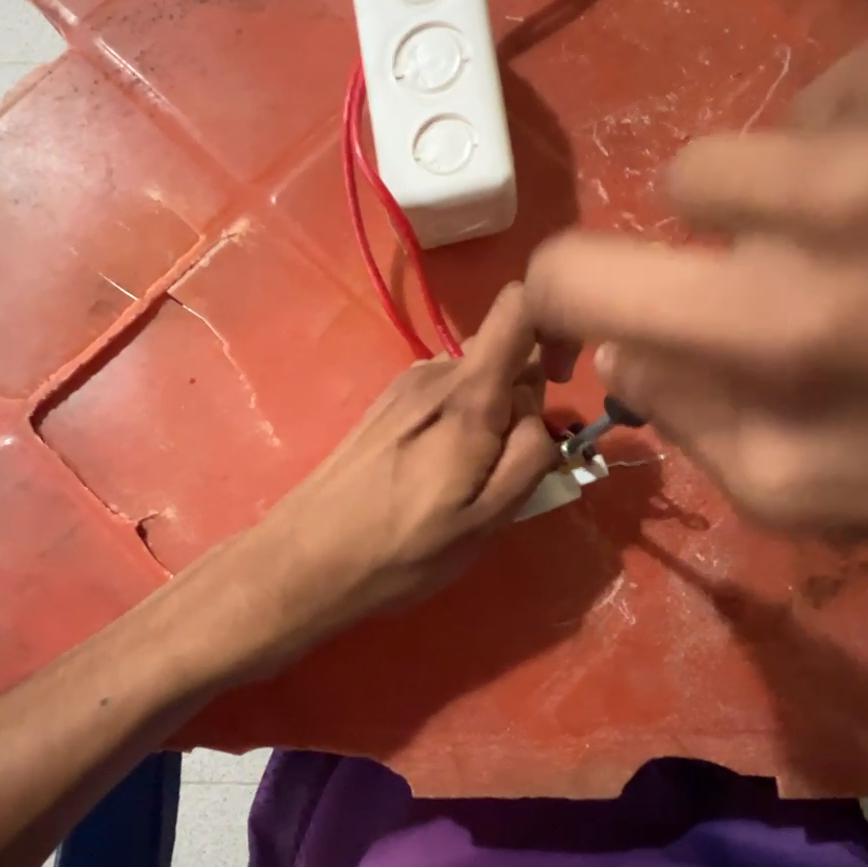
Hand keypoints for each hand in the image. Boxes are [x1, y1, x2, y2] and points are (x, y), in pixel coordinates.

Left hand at [223, 284, 556, 668]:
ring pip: (477, 381)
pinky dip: (458, 426)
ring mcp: (406, 384)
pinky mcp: (388, 402)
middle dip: (523, 404)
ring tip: (462, 482)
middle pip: (506, 357)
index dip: (553, 326)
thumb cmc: (401, 550)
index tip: (560, 382)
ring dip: (489, 421)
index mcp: (466, 396)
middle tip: (502, 471)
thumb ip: (528, 457)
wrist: (307, 558)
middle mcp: (435, 373)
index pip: (518, 308)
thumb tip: (540, 413)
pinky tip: (432, 474)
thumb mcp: (485, 521)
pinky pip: (447, 396)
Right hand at [526, 0, 867, 547]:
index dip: (618, 345)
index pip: (602, 358)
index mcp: (799, 444)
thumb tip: (636, 357)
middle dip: (597, 276)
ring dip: (775, 197)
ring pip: (713, 169)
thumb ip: (745, 439)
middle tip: (695, 269)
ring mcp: (860, 167)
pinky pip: (845, 86)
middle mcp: (793, 314)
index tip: (661, 339)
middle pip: (579, 268)